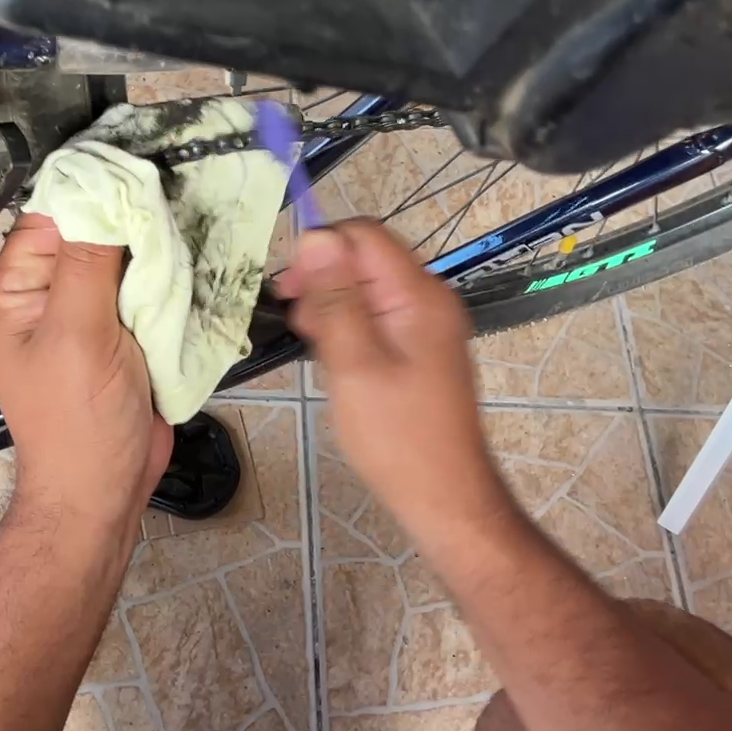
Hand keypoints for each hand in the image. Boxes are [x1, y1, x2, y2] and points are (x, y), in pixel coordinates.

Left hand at [0, 213, 172, 542]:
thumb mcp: (76, 335)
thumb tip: (103, 190)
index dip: (97, 187)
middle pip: (96, 230)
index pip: (55, 212)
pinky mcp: (126, 333)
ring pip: (129, 260)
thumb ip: (87, 263)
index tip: (146, 165)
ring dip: (160, 249)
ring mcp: (92, 313)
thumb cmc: (76, 420)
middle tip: (184, 187)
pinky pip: (149, 291)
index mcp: (20, 286)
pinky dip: (172, 281)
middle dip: (137, 216)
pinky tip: (199, 262)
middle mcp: (52, 291)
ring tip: (199, 220)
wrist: (104, 488)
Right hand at [277, 220, 500, 546]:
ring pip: (366, 290)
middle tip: (296, 324)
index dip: (321, 250)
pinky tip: (332, 357)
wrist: (442, 495)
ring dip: (331, 307)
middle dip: (323, 280)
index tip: (289, 290)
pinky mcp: (417, 350)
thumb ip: (335, 298)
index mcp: (419, 295)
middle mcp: (427, 300)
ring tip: (312, 345)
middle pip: (364, 260)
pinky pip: (376, 319)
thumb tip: (315, 236)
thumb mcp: (355, 363)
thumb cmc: (396, 435)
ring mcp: (425, 326)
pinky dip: (347, 328)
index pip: (364, 235)